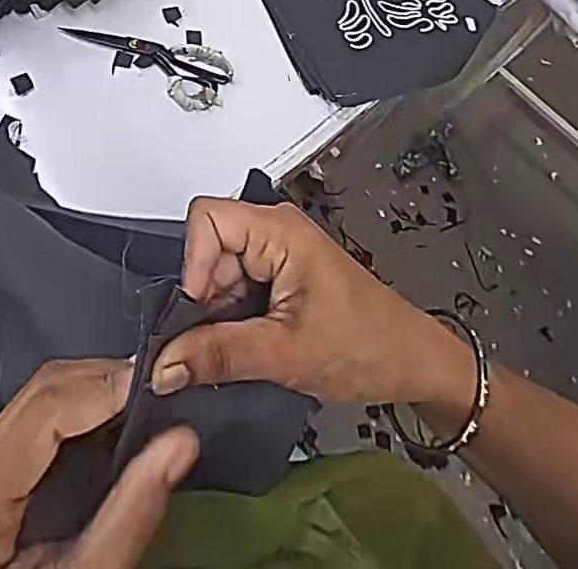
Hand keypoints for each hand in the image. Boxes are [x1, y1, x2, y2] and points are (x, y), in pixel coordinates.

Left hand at [0, 359, 200, 568]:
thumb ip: (130, 514)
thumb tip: (178, 444)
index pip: (42, 409)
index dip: (102, 386)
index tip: (155, 383)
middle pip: (38, 393)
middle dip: (103, 381)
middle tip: (158, 387)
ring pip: (37, 399)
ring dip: (93, 391)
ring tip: (141, 402)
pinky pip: (33, 422)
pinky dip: (79, 411)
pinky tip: (111, 423)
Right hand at [151, 197, 477, 416]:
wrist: (411, 362)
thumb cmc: (372, 343)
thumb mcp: (285, 354)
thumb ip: (218, 355)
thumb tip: (166, 361)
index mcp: (280, 230)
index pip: (206, 216)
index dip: (194, 261)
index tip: (201, 306)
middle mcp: (276, 231)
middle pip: (208, 245)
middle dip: (207, 294)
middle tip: (225, 335)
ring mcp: (276, 250)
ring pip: (216, 268)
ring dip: (220, 309)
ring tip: (250, 340)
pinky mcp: (277, 270)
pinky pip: (233, 282)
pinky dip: (232, 313)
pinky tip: (253, 338)